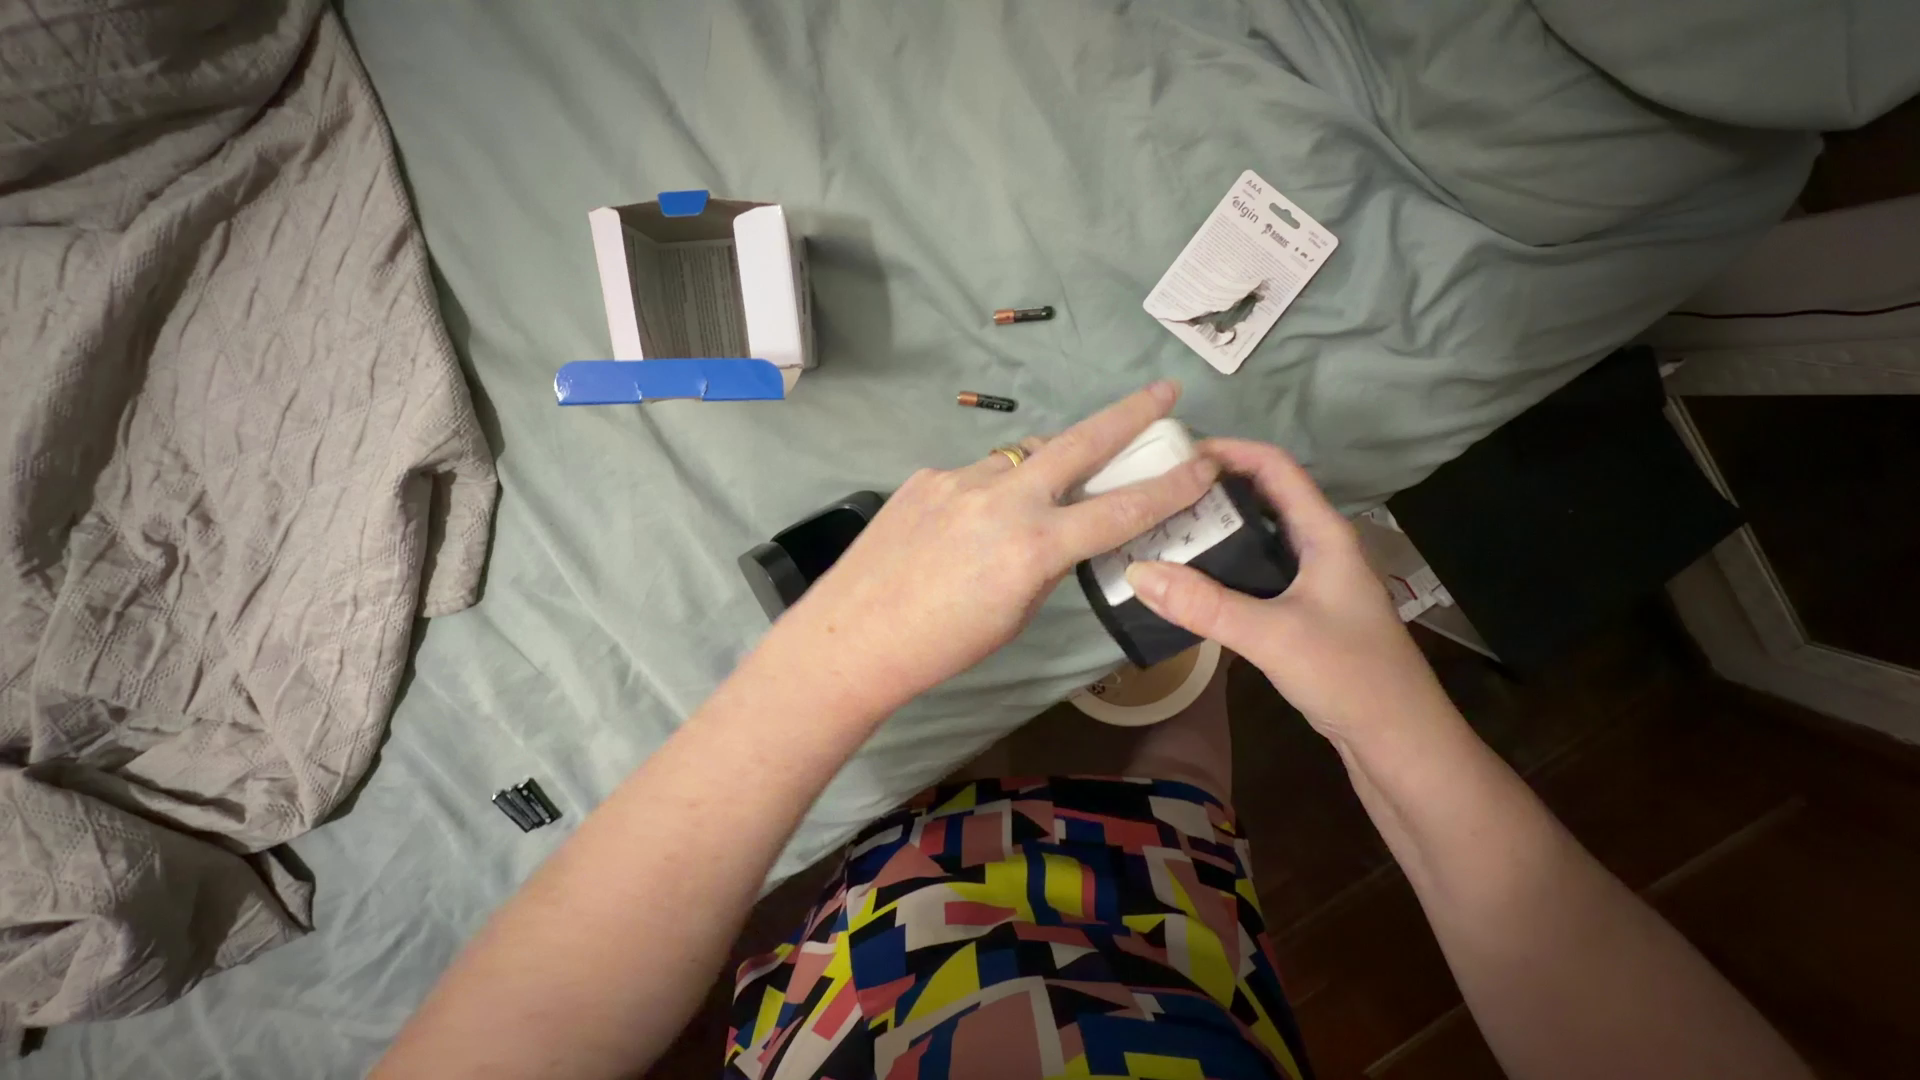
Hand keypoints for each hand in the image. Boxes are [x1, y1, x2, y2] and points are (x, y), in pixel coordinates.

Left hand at [760, 381, 1219, 721]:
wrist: (853, 638)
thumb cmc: (942, 647)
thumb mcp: (1016, 613)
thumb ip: (1046, 562)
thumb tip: (1058, 528)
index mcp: (1033, 547)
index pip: (1121, 511)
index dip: (1171, 487)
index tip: (1205, 462)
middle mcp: (1002, 499)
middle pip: (1080, 443)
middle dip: (1128, 415)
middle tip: (1164, 391)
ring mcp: (959, 479)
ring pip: (1021, 458)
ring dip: (1043, 467)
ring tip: (1042, 492)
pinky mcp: (926, 476)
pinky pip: (977, 474)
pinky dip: (990, 490)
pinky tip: (970, 523)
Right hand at [1123, 438, 1453, 746]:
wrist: (1398, 742)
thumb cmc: (1350, 675)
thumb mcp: (1273, 635)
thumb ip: (1204, 605)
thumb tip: (1135, 570)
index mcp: (1325, 535)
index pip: (1276, 468)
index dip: (1230, 450)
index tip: (1176, 453)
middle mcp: (1318, 548)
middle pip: (1261, 499)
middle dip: (1211, 490)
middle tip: (1156, 493)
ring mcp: (1310, 582)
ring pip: (1255, 539)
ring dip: (1212, 531)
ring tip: (1160, 530)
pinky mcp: (1299, 613)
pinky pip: (1252, 575)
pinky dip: (1219, 569)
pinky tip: (1186, 583)